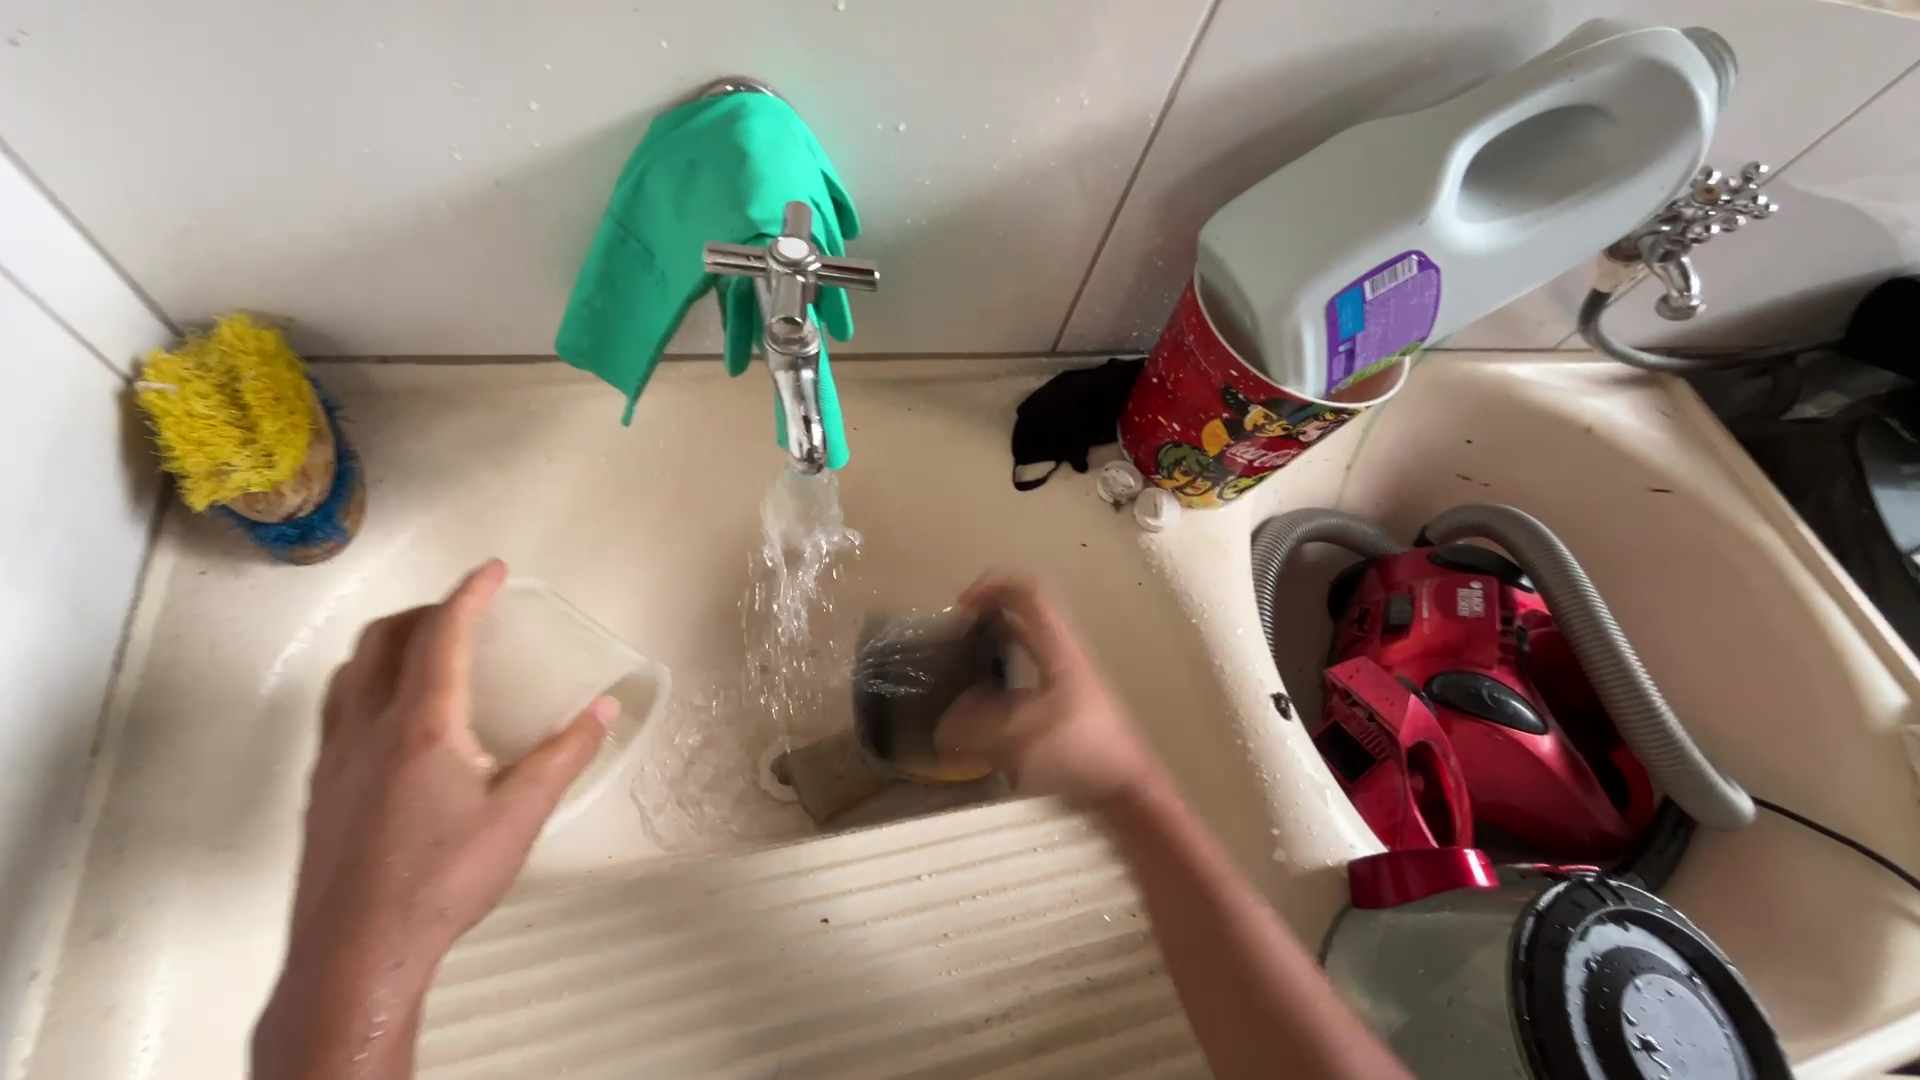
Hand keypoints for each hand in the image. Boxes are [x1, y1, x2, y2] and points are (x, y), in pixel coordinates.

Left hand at [254, 559, 611, 1078]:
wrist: (355, 956)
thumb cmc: (445, 880)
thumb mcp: (521, 816)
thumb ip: (566, 755)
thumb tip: (606, 709)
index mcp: (423, 726)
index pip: (443, 636)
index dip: (470, 594)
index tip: (493, 569)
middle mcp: (368, 728)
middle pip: (384, 640)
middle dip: (427, 609)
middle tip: (468, 610)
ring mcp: (334, 757)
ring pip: (350, 670)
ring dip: (391, 642)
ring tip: (431, 649)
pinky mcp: (318, 787)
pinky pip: (337, 706)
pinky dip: (368, 680)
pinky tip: (397, 715)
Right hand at [936, 575, 1159, 806]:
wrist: (1128, 789)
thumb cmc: (1083, 752)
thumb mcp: (1023, 739)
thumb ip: (977, 729)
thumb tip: (944, 725)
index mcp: (1059, 648)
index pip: (1028, 592)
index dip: (993, 586)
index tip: (962, 608)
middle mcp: (1063, 654)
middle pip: (1026, 613)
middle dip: (988, 614)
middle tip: (956, 632)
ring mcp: (1066, 678)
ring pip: (1026, 643)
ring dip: (994, 644)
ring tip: (963, 664)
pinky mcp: (1065, 702)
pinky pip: (1026, 674)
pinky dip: (1001, 678)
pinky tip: (983, 706)